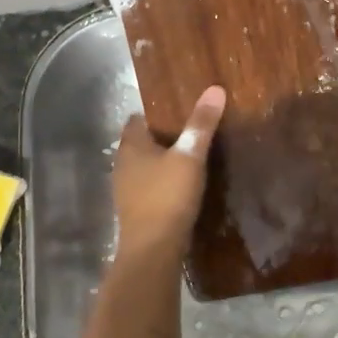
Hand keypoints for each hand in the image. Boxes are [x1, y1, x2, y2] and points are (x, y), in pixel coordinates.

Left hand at [112, 85, 225, 257]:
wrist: (153, 248)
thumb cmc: (168, 196)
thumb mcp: (190, 157)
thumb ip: (201, 125)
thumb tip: (215, 89)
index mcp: (131, 146)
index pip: (137, 119)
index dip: (155, 113)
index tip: (179, 110)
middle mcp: (123, 165)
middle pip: (140, 143)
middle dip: (161, 137)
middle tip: (190, 132)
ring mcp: (126, 189)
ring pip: (144, 167)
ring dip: (161, 162)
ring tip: (189, 158)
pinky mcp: (135, 210)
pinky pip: (148, 187)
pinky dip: (162, 183)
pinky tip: (181, 187)